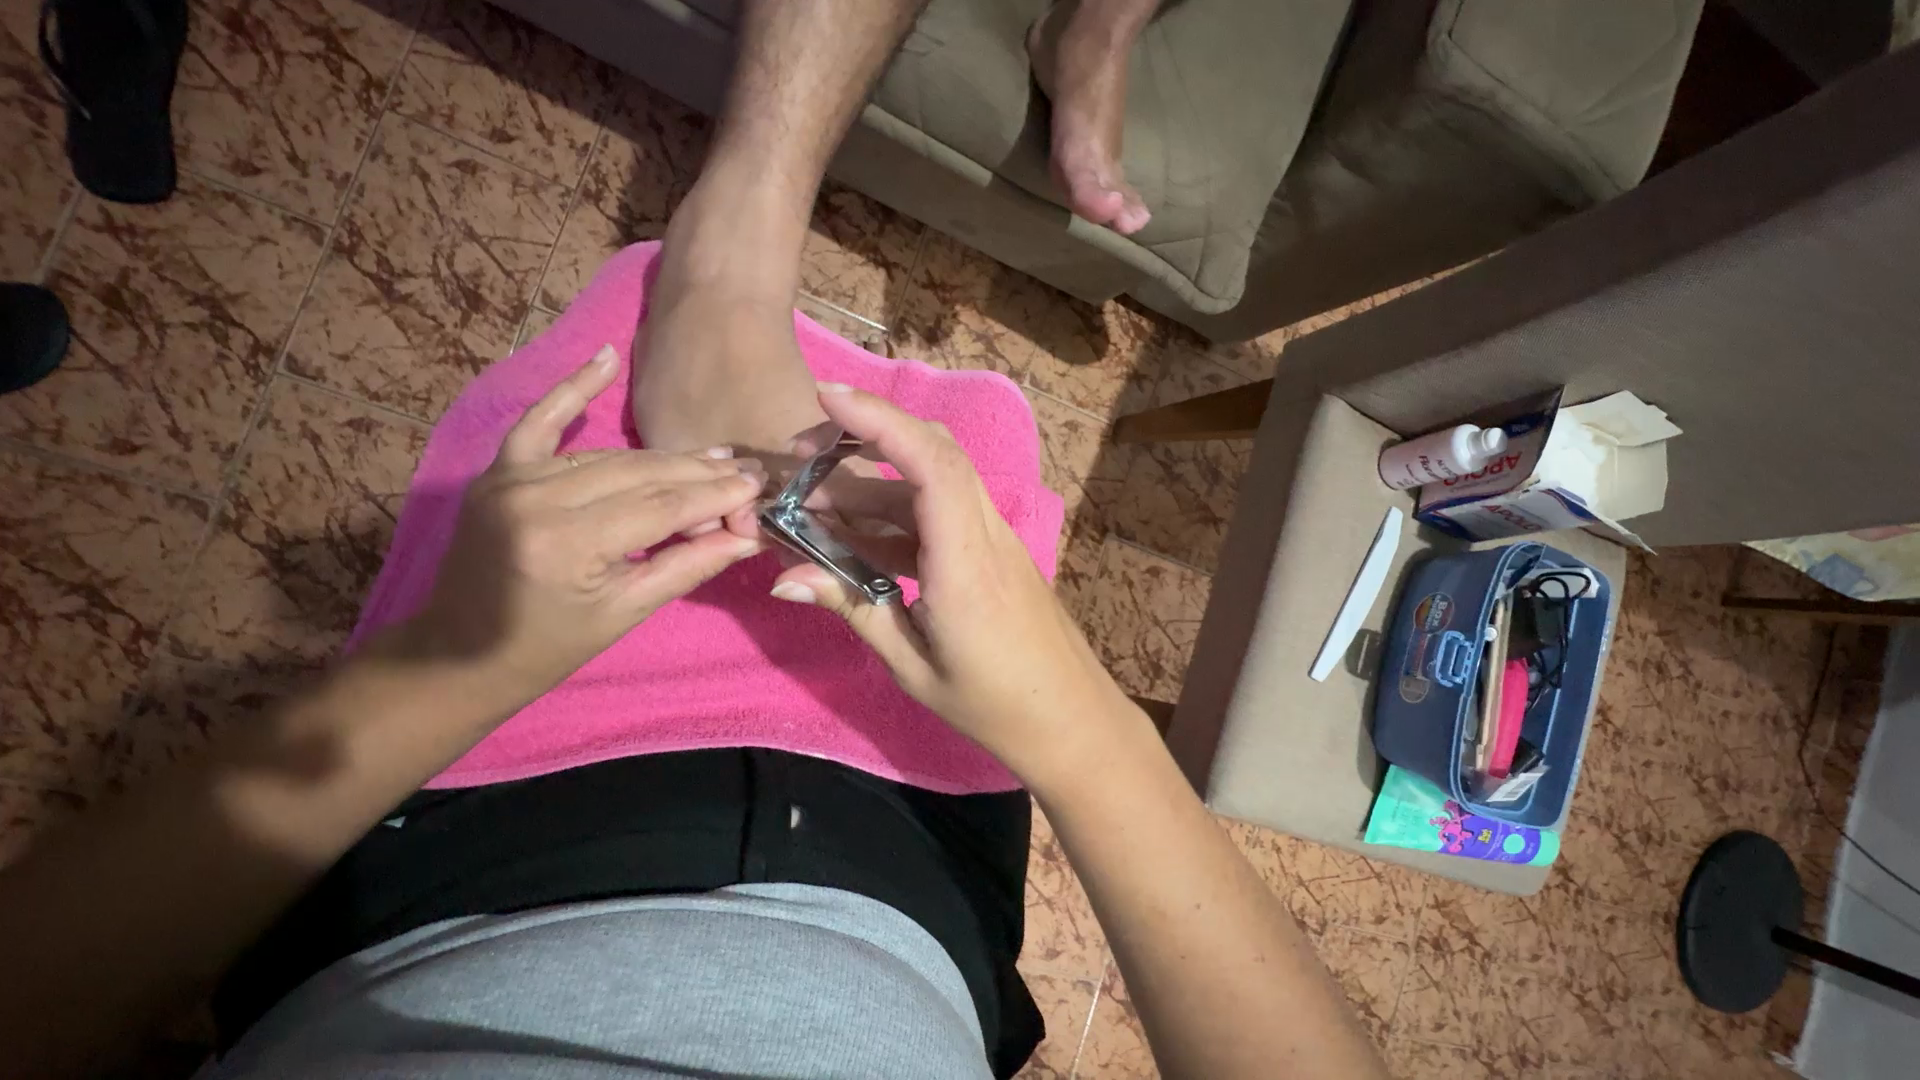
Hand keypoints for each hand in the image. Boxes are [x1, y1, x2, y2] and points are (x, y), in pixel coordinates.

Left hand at [406, 345, 766, 705]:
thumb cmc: (549, 647)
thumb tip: (747, 536)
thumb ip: (687, 566)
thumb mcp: (625, 613)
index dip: (715, 496)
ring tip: (713, 457)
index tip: (758, 487)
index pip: (660, 507)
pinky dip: (571, 390)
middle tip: (746, 471)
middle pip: (639, 474)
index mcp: (568, 545)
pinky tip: (605, 358)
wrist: (459, 654)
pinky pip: (538, 422)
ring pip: (609, 456)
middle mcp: (537, 500)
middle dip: (698, 473)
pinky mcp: (497, 472)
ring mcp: (512, 480)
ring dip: (663, 457)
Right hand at [766, 384, 1138, 782]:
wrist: (1072, 721)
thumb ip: (854, 609)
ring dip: (873, 482)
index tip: (828, 398)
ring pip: (935, 480)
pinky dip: (895, 513)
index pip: (931, 464)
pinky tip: (855, 538)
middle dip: (866, 436)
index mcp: (966, 563)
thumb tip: (786, 574)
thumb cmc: (994, 706)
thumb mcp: (912, 666)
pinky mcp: (993, 552)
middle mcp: (985, 535)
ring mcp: (994, 539)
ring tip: (811, 506)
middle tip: (802, 456)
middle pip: (935, 453)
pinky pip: (942, 513)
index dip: (880, 420)